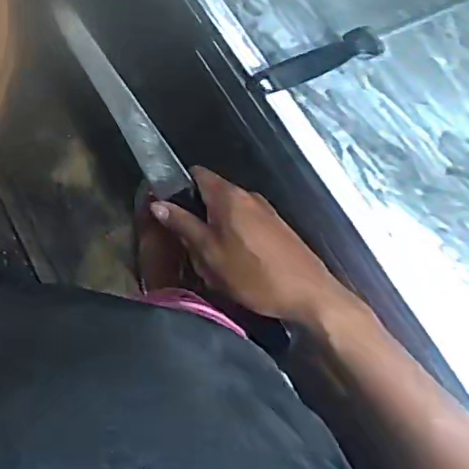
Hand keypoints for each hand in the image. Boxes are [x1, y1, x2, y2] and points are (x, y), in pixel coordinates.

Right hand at [152, 167, 352, 324]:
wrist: (310, 295)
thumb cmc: (254, 275)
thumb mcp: (210, 253)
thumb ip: (183, 225)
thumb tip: (158, 203)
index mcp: (228, 195)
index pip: (196, 173)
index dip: (178, 186)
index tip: (167, 208)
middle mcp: (247, 195)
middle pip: (211, 194)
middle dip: (196, 215)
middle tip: (188, 245)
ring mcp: (265, 210)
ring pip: (228, 212)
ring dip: (215, 230)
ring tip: (210, 260)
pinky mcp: (277, 227)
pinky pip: (245, 223)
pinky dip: (234, 237)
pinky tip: (235, 264)